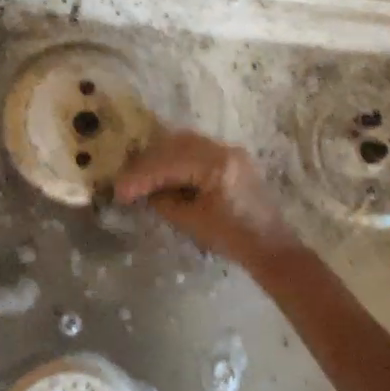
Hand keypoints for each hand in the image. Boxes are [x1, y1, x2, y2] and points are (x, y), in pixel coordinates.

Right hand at [113, 129, 299, 264]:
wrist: (271, 246)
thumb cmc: (232, 238)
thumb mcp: (191, 221)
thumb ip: (164, 200)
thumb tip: (143, 191)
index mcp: (216, 165)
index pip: (167, 163)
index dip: (139, 177)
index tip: (119, 192)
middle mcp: (223, 149)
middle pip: (174, 144)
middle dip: (146, 163)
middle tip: (126, 182)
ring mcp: (229, 151)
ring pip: (183, 144)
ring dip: (159, 158)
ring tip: (141, 178)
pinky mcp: (231, 159)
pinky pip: (196, 150)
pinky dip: (175, 159)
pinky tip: (162, 174)